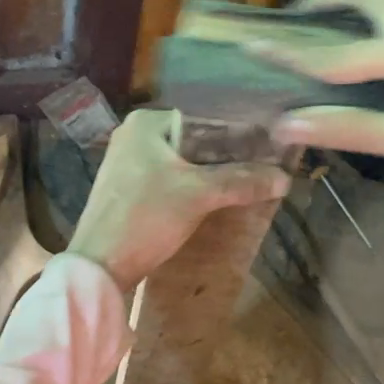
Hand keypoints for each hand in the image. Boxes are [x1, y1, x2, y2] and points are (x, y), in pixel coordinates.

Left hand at [66, 110, 290, 291]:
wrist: (98, 266)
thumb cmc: (146, 218)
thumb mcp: (198, 195)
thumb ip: (241, 181)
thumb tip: (284, 178)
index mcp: (146, 122)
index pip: (204, 118)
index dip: (238, 135)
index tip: (268, 150)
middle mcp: (133, 134)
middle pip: (194, 140)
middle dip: (225, 157)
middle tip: (263, 170)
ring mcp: (126, 162)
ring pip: (181, 163)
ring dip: (209, 176)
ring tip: (246, 186)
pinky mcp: (126, 189)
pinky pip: (168, 180)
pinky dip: (190, 189)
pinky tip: (214, 202)